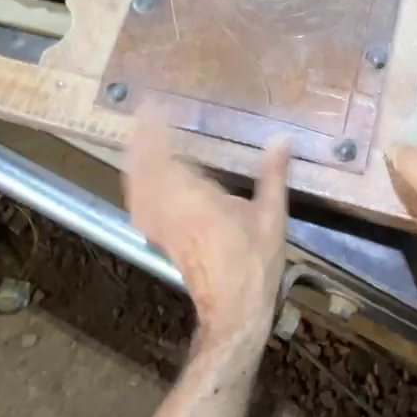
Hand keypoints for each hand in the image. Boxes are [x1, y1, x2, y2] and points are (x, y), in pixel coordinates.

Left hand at [124, 111, 291, 344]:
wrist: (234, 310)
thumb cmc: (254, 262)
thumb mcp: (271, 216)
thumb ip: (273, 174)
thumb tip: (282, 138)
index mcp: (195, 199)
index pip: (166, 155)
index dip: (155, 130)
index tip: (153, 106)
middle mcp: (170, 209)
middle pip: (144, 167)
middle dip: (141, 138)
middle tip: (143, 113)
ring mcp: (160, 226)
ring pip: (137, 185)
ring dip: (135, 159)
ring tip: (137, 136)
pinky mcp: (160, 239)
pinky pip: (139, 205)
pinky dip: (135, 185)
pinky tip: (138, 178)